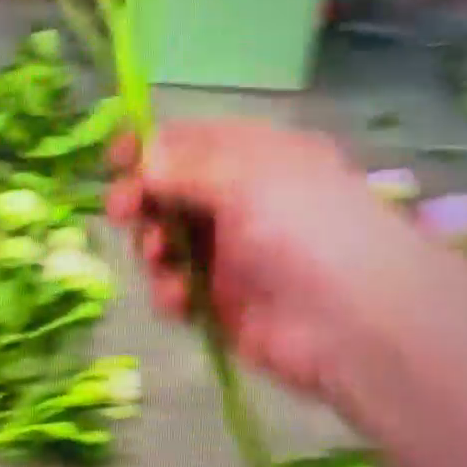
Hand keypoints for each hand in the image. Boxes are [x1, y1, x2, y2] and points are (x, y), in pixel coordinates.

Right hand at [105, 119, 434, 403]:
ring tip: (164, 264)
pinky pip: (172, 288)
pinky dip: (168, 293)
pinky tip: (181, 300)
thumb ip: (187, 167)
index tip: (113, 160)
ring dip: (153, 251)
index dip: (148, 148)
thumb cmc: (308, 233)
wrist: (353, 323)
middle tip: (122, 213)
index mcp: (258, 161)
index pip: (190, 143)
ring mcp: (228, 253)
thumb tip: (143, 159)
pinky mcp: (218, 300)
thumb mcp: (250, 180)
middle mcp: (241, 202)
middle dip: (140, 202)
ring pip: (162, 242)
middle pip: (166, 193)